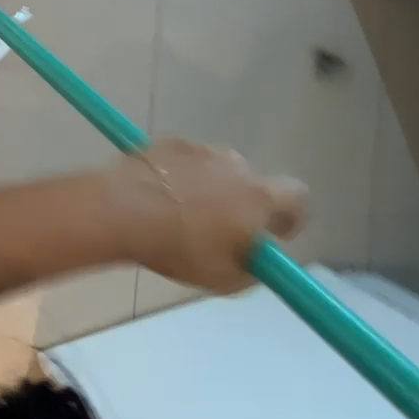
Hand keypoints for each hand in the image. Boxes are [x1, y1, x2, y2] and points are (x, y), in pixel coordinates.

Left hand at [104, 139, 306, 293]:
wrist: (122, 208)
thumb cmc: (179, 247)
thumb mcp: (228, 278)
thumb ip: (256, 264)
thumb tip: (260, 254)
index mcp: (259, 195)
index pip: (297, 196)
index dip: (286, 216)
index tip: (268, 233)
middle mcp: (234, 163)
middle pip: (251, 180)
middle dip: (242, 201)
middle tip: (218, 226)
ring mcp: (198, 148)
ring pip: (216, 168)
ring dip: (209, 185)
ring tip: (182, 211)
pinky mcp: (166, 141)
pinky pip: (185, 159)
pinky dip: (180, 173)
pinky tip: (161, 193)